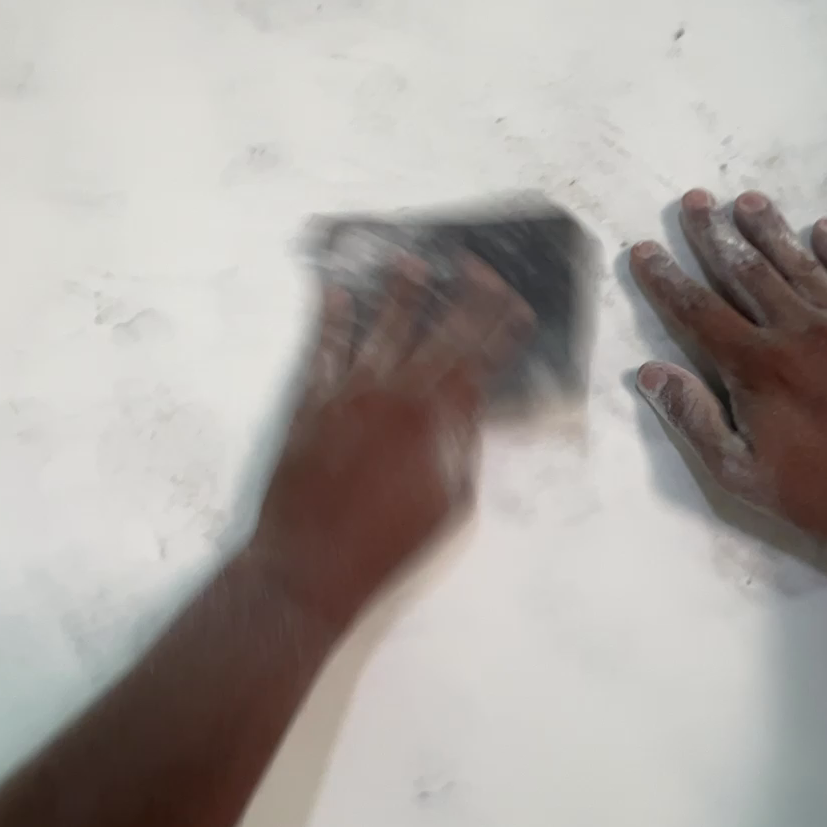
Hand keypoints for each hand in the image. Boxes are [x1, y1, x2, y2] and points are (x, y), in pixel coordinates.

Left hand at [250, 256, 533, 624]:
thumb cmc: (389, 541)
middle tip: (476, 266)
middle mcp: (398, 394)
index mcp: (437, 422)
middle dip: (464, 299)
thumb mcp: (449, 501)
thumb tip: (470, 402)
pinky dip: (330, 319)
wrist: (311, 564)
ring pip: (382, 330)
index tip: (515, 302)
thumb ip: (462, 444)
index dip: (500, 329)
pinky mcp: (311, 401)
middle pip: (440, 336)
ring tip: (410, 262)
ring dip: (399, 295)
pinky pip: (323, 349)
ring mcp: (350, 392)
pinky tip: (335, 294)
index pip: (479, 362)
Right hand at [629, 190, 826, 564]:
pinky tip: (826, 228)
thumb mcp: (741, 473)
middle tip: (695, 201)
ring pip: (802, 264)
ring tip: (747, 200)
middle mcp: (802, 332)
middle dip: (715, 234)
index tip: (645, 250)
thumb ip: (694, 418)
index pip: (699, 311)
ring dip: (771, 229)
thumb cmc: (823, 496)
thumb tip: (650, 372)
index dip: (666, 279)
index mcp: (760, 367)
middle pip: (748, 271)